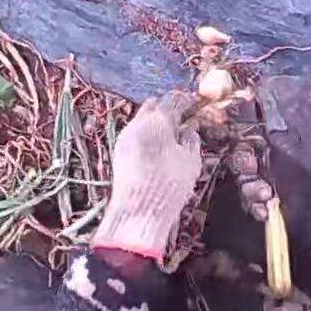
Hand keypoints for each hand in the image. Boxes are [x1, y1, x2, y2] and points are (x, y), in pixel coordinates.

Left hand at [91, 92, 202, 260]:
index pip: (173, 101)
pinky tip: (154, 144)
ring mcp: (126, 137)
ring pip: (141, 119)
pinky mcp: (119, 151)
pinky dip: (145, 133)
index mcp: (158, 120)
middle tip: (180, 114)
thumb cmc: (170, 184)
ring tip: (168, 131)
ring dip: (153, 121)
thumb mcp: (191, 161)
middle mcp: (138, 123)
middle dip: (166, 107)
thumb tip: (189, 128)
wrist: (139, 210)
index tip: (192, 102)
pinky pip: (134, 133)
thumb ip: (191, 139)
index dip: (185, 100)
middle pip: (153, 106)